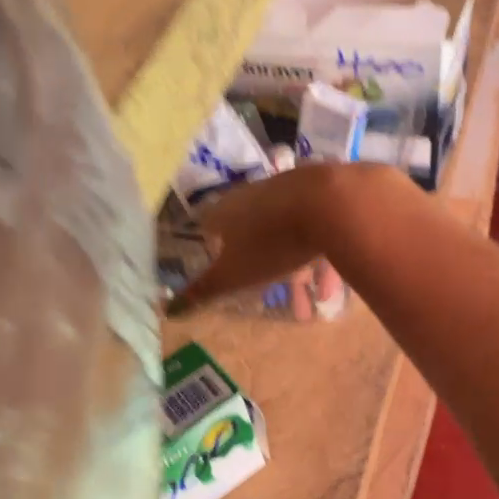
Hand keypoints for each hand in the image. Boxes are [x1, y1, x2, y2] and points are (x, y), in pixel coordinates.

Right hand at [167, 162, 411, 314]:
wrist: (331, 202)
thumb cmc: (271, 242)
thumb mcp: (233, 275)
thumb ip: (202, 292)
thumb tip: (167, 310)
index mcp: (226, 210)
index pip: (209, 227)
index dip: (213, 251)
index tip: (221, 270)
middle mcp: (254, 193)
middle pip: (249, 230)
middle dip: (257, 262)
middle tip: (265, 290)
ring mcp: (290, 188)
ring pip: (286, 231)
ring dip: (293, 266)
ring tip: (308, 301)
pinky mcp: (323, 191)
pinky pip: (316, 230)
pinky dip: (318, 257)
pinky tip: (331, 286)